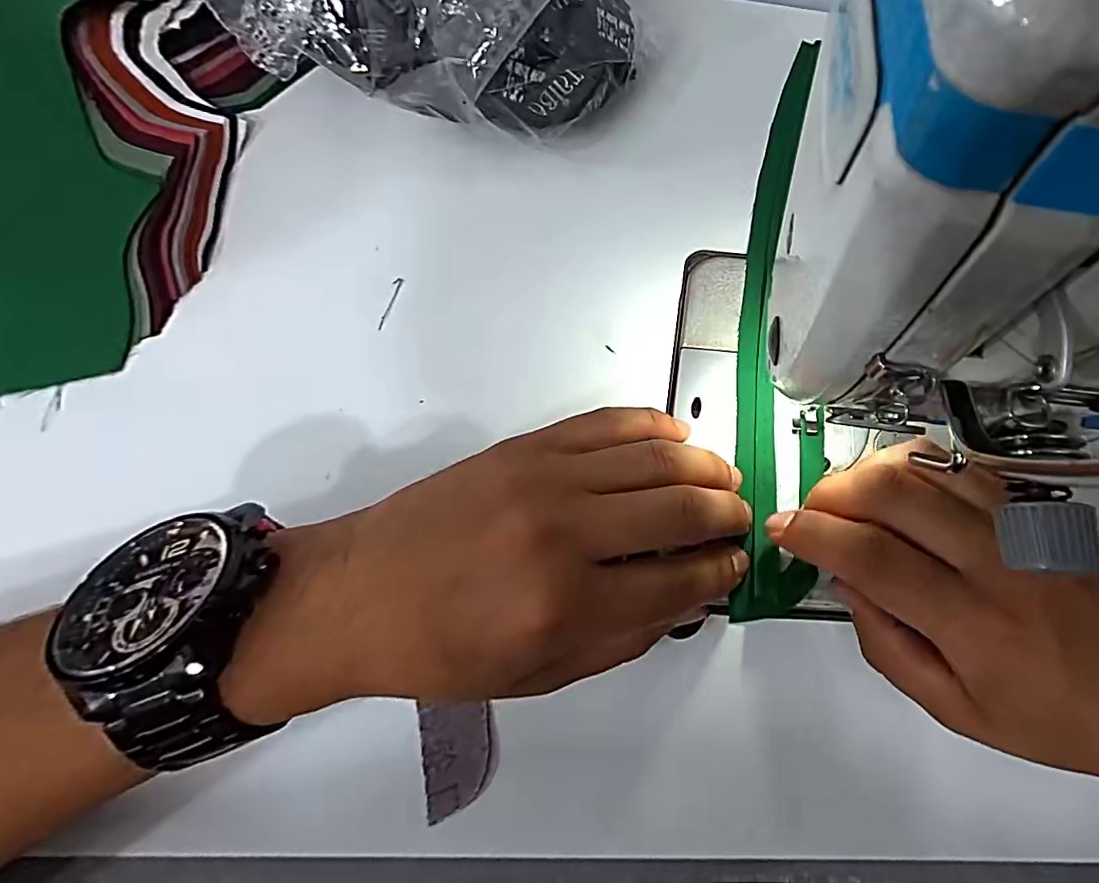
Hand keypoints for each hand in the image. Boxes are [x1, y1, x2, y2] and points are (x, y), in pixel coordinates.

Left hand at [226, 408, 749, 720]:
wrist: (356, 593)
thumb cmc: (441, 649)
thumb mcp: (536, 675)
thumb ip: (621, 639)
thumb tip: (685, 599)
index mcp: (564, 604)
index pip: (677, 580)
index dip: (719, 571)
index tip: (735, 564)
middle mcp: (564, 533)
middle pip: (680, 509)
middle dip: (727, 513)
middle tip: (741, 518)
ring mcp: (547, 477)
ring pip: (656, 457)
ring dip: (705, 466)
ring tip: (725, 477)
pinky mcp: (530, 445)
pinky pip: (610, 422)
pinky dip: (654, 424)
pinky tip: (679, 435)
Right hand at [767, 440, 1098, 778]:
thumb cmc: (1054, 716)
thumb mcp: (957, 710)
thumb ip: (888, 644)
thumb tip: (844, 581)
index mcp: (971, 624)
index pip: (872, 556)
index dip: (814, 534)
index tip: (782, 528)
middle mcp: (991, 559)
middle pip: (892, 492)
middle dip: (832, 491)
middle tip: (810, 511)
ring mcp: (1014, 522)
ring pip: (923, 467)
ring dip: (867, 471)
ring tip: (843, 497)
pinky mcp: (1029, 505)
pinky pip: (958, 465)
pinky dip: (912, 463)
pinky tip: (893, 481)